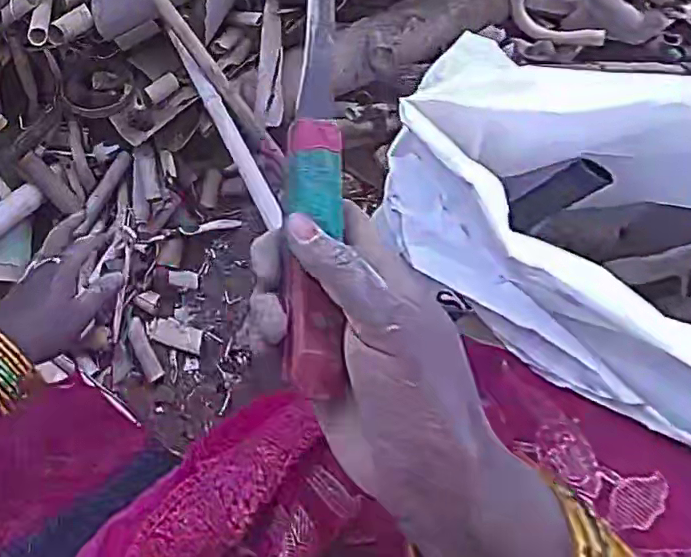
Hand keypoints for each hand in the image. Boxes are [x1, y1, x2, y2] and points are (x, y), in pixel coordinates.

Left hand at [0, 231, 123, 362]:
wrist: (5, 344)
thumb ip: (99, 294)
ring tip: (69, 234)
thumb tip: (117, 277)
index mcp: (62, 269)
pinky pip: (41, 259)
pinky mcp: (23, 285)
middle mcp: (46, 265)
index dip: (97, 238)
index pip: (83, 245)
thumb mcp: (79, 316)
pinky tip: (53, 262)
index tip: (108, 233)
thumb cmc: (44, 331)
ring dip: (60, 236)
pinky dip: (51, 252)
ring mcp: (32, 273)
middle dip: (72, 223)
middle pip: (59, 236)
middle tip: (81, 215)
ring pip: (48, 246)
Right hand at [251, 205, 566, 556]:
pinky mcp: (306, 363)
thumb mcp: (387, 325)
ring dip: (265, 306)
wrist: (428, 485)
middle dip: (274, 260)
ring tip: (276, 334)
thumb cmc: (421, 395)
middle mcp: (347, 294)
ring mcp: (325, 330)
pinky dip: (261, 340)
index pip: (342, 218)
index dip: (312, 204)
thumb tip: (296, 221)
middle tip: (268, 279)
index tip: (279, 207)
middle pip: (296, 252)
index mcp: (377, 274)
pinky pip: (271, 336)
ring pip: (278, 294)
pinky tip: (268, 355)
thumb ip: (341, 272)